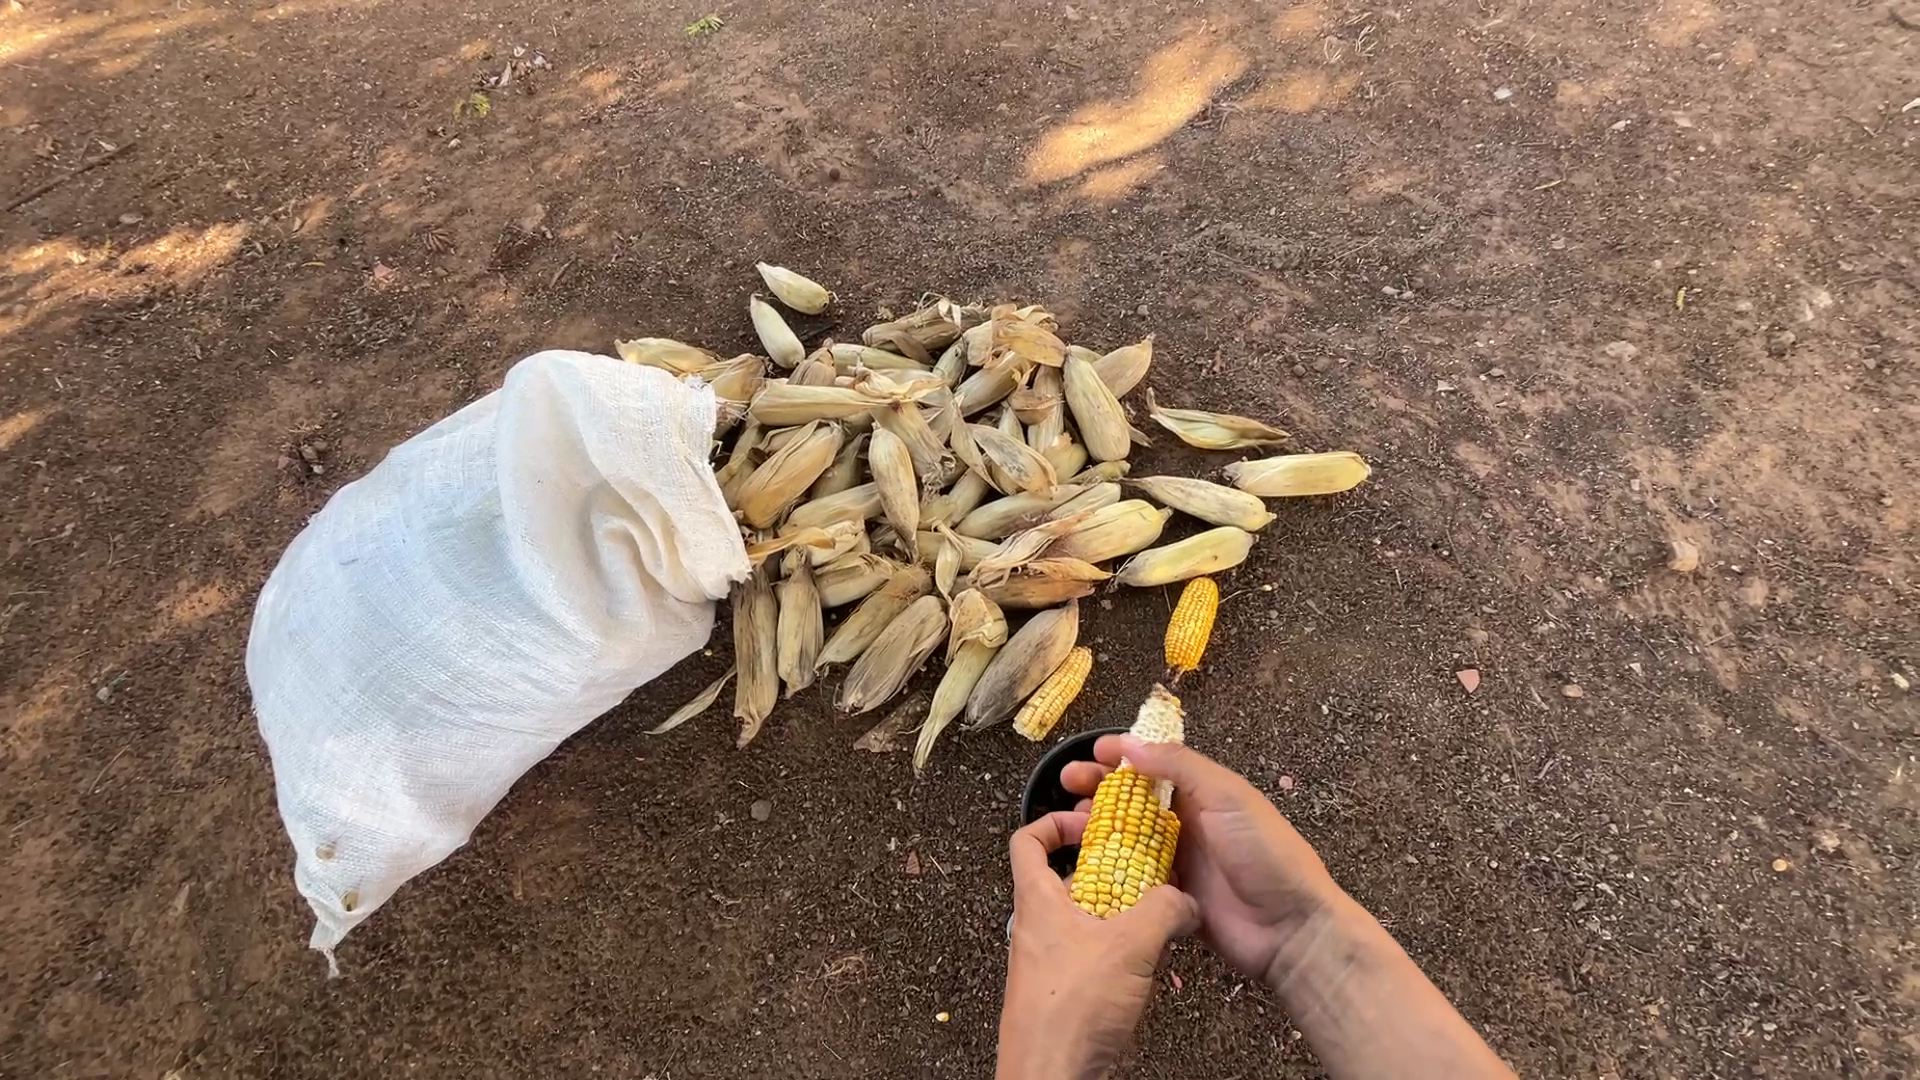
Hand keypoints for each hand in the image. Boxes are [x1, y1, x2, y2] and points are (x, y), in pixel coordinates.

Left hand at [995, 811, 1198, 1079]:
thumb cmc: (1071, 1009)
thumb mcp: (1127, 947)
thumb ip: (1161, 912)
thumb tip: (1185, 899)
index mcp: (1036, 898)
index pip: (1027, 840)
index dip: (1054, 822)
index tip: (1088, 823)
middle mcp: (1037, 924)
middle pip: (1066, 879)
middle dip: (1105, 873)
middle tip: (1142, 871)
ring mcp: (1048, 960)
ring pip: (1083, 918)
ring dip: (1118, 913)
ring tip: (1156, 916)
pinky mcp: (1064, 992)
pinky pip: (1091, 954)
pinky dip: (1119, 950)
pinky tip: (1149, 963)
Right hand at [1061, 735, 1341, 989]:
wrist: (1291, 930)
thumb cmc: (1264, 852)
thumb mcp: (1225, 795)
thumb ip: (1178, 765)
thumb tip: (1129, 742)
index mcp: (1202, 791)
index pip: (1155, 763)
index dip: (1123, 754)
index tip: (1093, 751)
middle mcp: (1185, 821)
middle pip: (1133, 796)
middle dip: (1100, 785)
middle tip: (1069, 782)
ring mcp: (1176, 859)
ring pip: (1127, 834)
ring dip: (1098, 823)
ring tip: (1072, 818)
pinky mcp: (1169, 895)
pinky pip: (1132, 875)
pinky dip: (1109, 866)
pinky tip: (1083, 860)